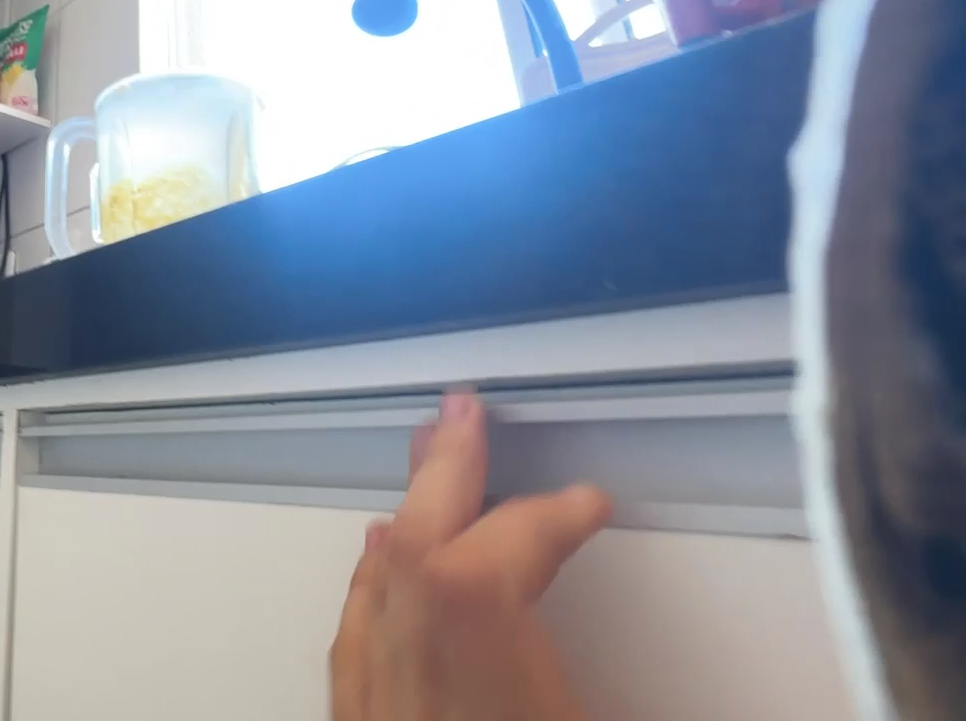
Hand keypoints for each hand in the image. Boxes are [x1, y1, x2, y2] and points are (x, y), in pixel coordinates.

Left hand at [329, 391, 612, 719]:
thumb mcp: (578, 705)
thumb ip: (610, 667)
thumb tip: (749, 681)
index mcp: (478, 664)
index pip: (500, 560)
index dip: (547, 520)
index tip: (585, 500)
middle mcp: (410, 669)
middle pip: (421, 551)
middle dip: (443, 473)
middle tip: (459, 412)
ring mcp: (370, 698)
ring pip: (379, 583)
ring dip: (412, 514)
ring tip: (431, 466)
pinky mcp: (353, 720)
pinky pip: (359, 630)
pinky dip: (378, 577)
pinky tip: (383, 555)